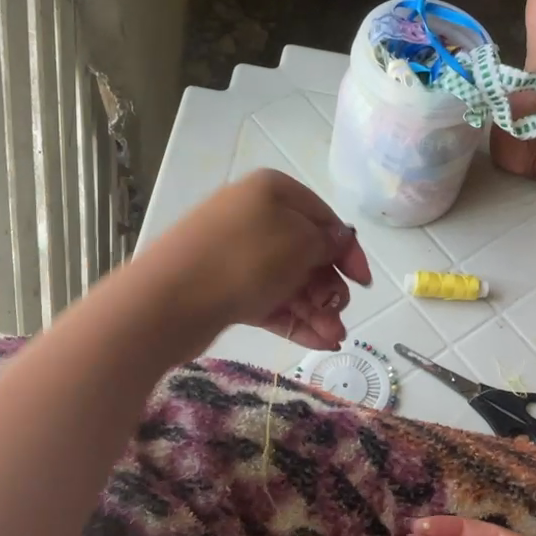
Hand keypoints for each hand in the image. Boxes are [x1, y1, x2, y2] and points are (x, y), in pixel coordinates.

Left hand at [145, 168, 372, 348]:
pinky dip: (295, 321)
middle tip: (340, 314)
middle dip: (331, 288)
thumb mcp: (300, 242)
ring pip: (290, 283)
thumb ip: (327, 242)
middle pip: (308, 254)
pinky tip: (318, 342)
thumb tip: (339, 240)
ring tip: (333, 339)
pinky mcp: (228, 290)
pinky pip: (270, 302)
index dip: (348, 251)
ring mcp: (239, 256)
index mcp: (273, 193)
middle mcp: (255, 218)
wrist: (170, 299)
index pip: (324, 218)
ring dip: (318, 311)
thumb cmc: (244, 259)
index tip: (364, 282)